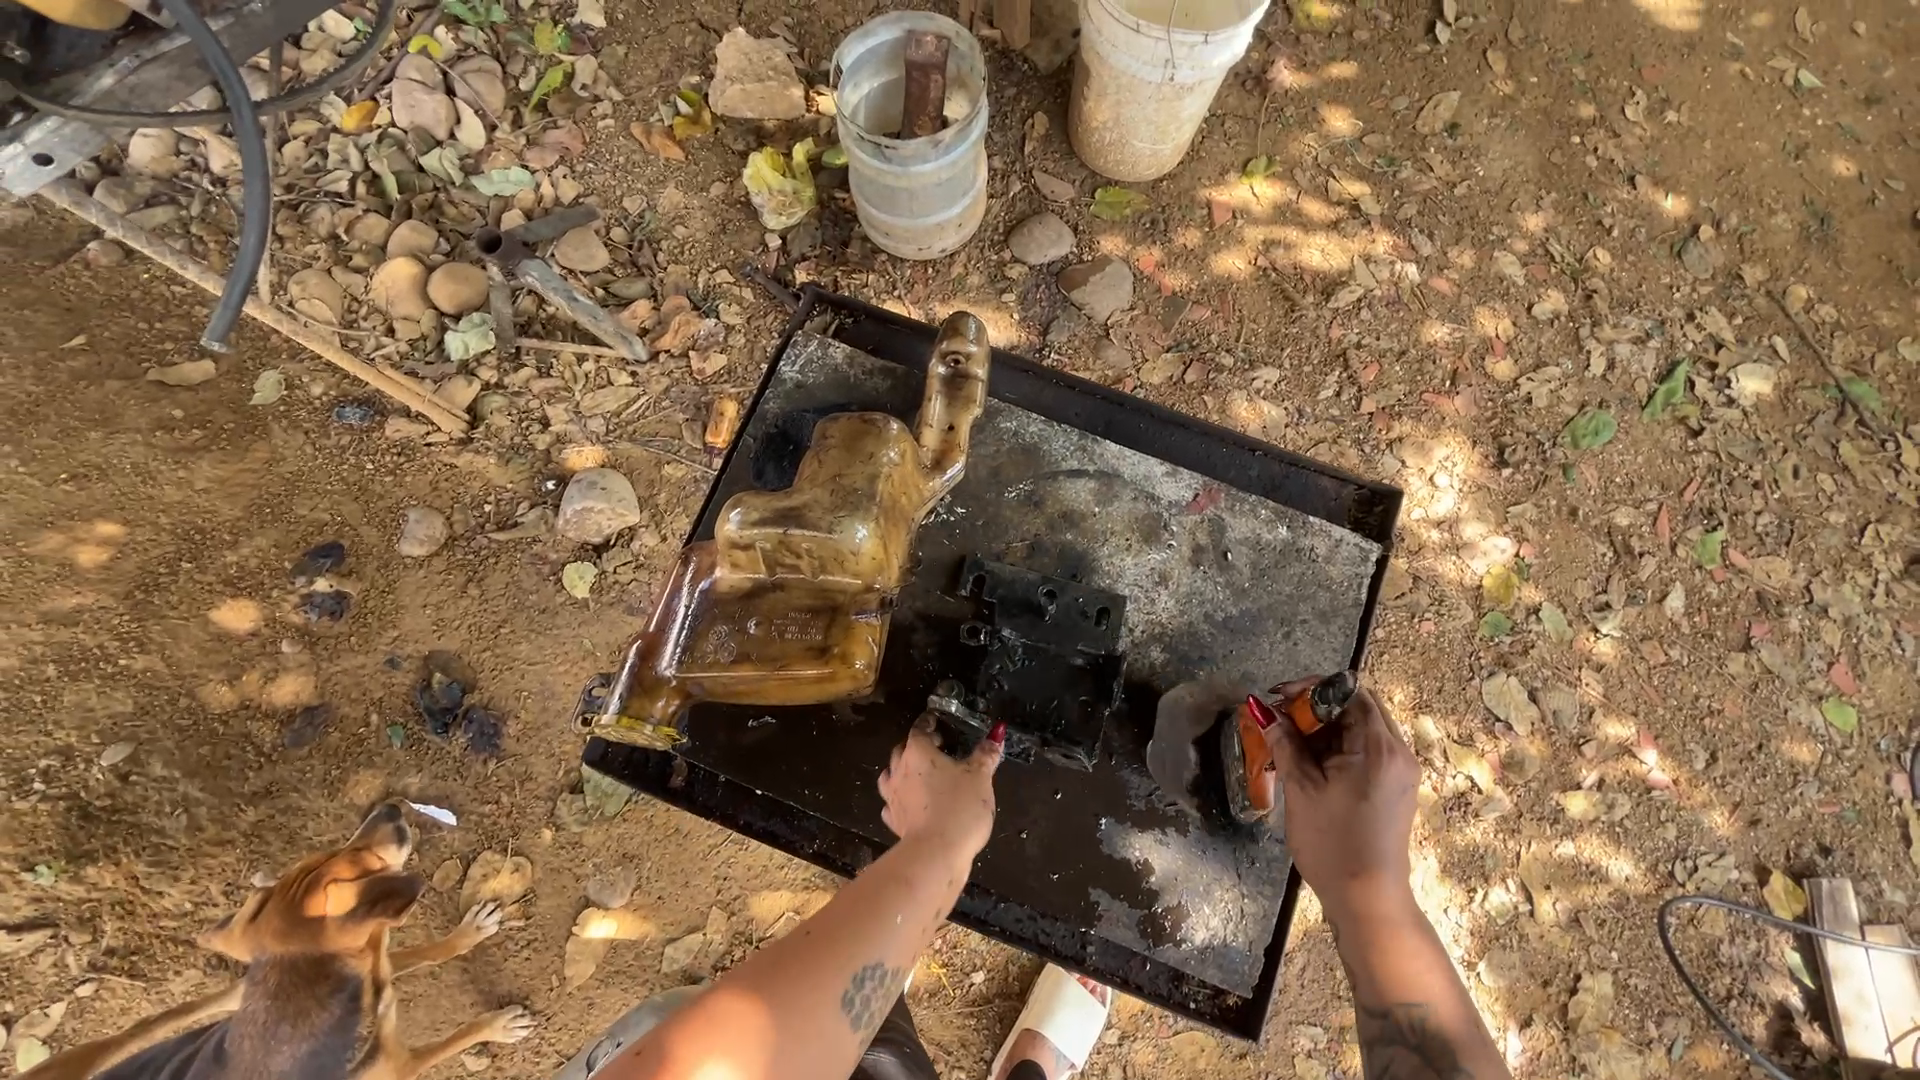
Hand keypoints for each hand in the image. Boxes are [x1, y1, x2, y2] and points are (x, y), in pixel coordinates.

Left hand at [877, 717, 1003, 863]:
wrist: (937, 852)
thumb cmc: (960, 806)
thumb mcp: (980, 777)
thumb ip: (986, 755)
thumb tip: (997, 733)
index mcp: (919, 752)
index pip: (920, 729)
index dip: (928, 723)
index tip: (935, 721)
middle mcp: (900, 770)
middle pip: (902, 750)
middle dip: (915, 746)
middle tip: (934, 748)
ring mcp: (893, 796)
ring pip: (890, 775)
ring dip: (901, 771)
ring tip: (917, 774)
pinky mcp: (893, 821)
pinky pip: (891, 804)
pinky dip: (899, 800)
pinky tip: (909, 805)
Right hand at [1264, 679, 1419, 922]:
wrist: (1367, 901)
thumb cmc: (1332, 843)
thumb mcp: (1301, 787)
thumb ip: (1283, 741)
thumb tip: (1260, 706)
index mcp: (1380, 748)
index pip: (1349, 692)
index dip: (1311, 687)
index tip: (1276, 697)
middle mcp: (1397, 753)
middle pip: (1355, 707)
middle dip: (1312, 706)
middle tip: (1276, 719)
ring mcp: (1398, 771)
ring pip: (1356, 728)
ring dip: (1320, 728)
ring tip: (1285, 741)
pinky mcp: (1392, 787)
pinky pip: (1362, 750)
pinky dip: (1332, 747)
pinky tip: (1305, 762)